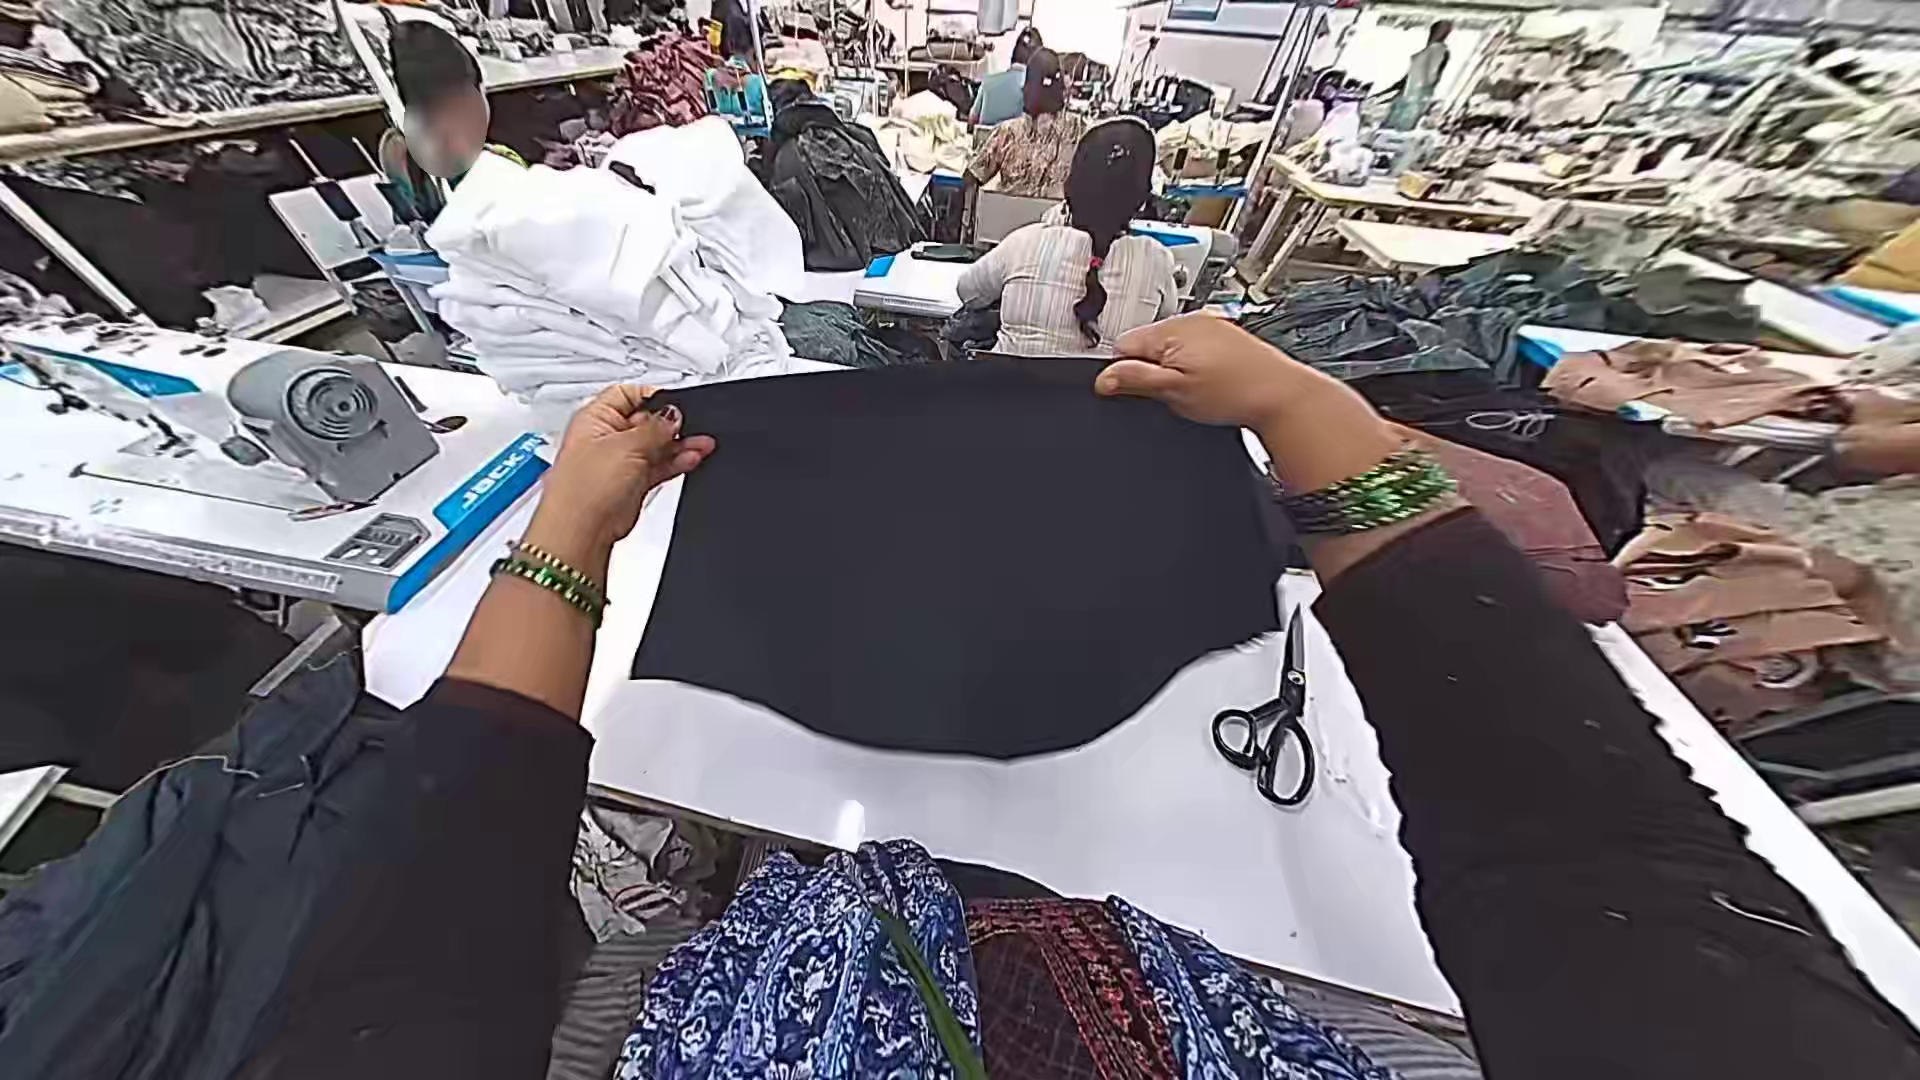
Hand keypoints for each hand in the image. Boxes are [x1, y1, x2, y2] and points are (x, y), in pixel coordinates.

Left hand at [532, 385, 715, 555]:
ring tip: (702, 444)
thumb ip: (655, 428)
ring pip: (658, 445)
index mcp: (595, 419)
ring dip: (680, 444)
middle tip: (693, 427)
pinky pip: (662, 466)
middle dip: (671, 424)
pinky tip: (692, 458)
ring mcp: (622, 461)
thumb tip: (673, 414)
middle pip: (647, 422)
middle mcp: (608, 438)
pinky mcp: (635, 482)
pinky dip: (678, 462)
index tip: (676, 404)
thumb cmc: (584, 488)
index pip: (627, 394)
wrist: (583, 529)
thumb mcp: (626, 446)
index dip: (653, 397)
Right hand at [1094, 313, 1342, 429]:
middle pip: (1144, 346)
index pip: (1122, 348)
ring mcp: (1207, 324)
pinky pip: (1189, 348)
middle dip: (1149, 371)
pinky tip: (1206, 381)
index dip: (1126, 374)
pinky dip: (1191, 365)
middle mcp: (1189, 320)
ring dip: (1170, 368)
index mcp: (1171, 330)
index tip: (1138, 392)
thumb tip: (1102, 379)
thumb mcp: (1173, 391)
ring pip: (1167, 348)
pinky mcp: (1221, 334)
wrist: (1279, 395)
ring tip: (1193, 388)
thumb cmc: (1234, 393)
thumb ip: (1134, 380)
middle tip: (1171, 393)